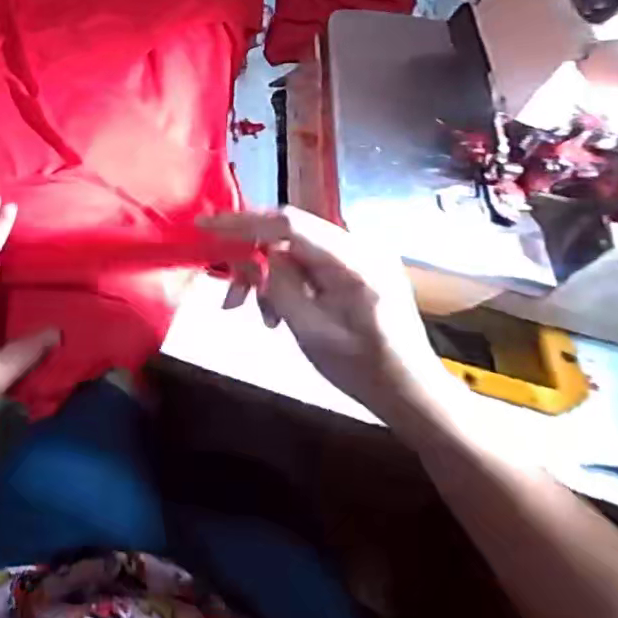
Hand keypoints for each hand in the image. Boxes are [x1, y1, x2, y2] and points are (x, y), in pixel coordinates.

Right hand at [200, 207, 463, 431]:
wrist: (412, 396)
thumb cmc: (363, 369)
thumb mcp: (311, 329)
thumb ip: (279, 283)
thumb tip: (255, 253)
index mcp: (353, 260)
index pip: (287, 223)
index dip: (241, 221)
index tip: (204, 226)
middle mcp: (358, 247)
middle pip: (287, 233)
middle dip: (252, 258)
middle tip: (230, 293)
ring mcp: (358, 257)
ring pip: (292, 250)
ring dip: (267, 277)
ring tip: (258, 314)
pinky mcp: (354, 270)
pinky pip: (307, 263)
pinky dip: (285, 283)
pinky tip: (277, 313)